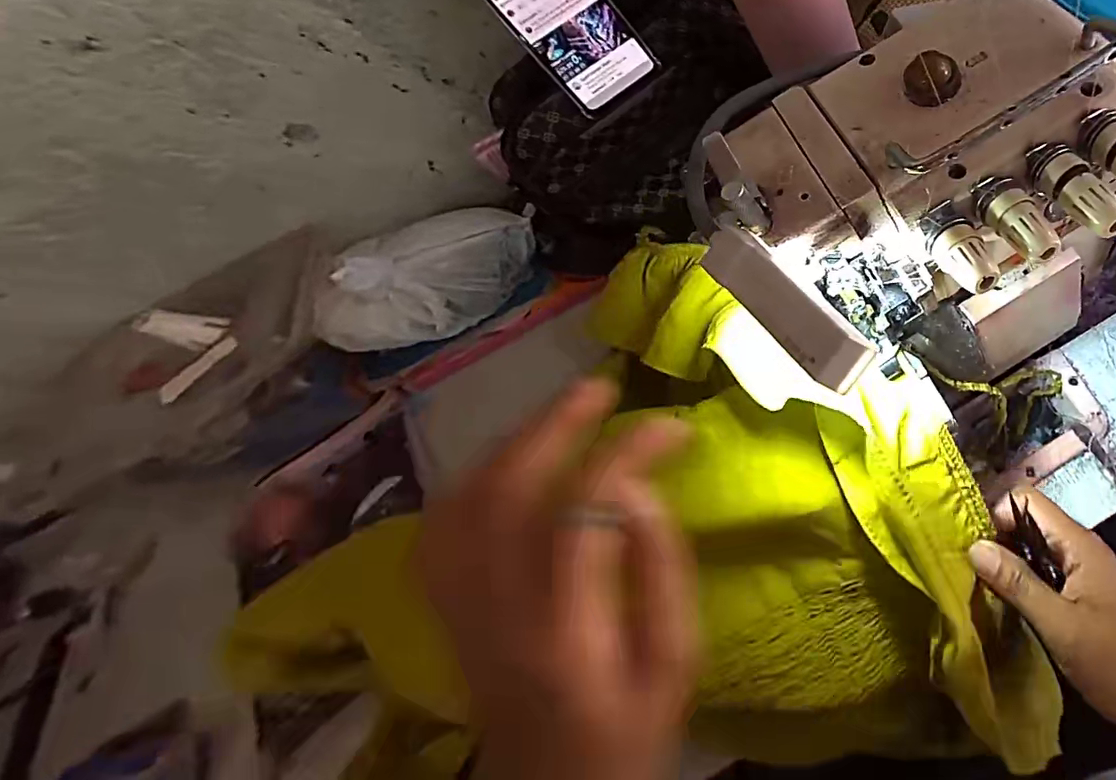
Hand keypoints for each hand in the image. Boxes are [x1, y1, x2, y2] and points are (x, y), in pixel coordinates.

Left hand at [417, 378, 695, 779]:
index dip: (627, 452)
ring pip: (460, 507)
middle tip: (601, 386)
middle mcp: (495, 618)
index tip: (674, 427)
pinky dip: (475, 480)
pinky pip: (440, 532)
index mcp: (565, 631)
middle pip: (502, 498)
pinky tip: (512, 460)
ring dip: (511, 444)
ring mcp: (458, 618)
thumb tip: (639, 487)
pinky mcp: (446, 619)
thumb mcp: (676, 659)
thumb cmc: (630, 729)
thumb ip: (661, 570)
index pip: (581, 514)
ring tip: (562, 411)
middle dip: (553, 426)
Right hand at [968, 486, 1115, 725]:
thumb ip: (1017, 583)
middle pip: (1028, 521)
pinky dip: (1025, 580)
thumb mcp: (1060, 624)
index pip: (1026, 499)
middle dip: (998, 538)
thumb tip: (974, 547)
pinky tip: (1009, 603)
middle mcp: (1079, 546)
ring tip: (983, 587)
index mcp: (1077, 542)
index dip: (996, 514)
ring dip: (1009, 562)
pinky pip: (1046, 570)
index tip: (973, 547)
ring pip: (1036, 547)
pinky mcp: (1084, 590)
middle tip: (972, 570)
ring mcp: (1083, 568)